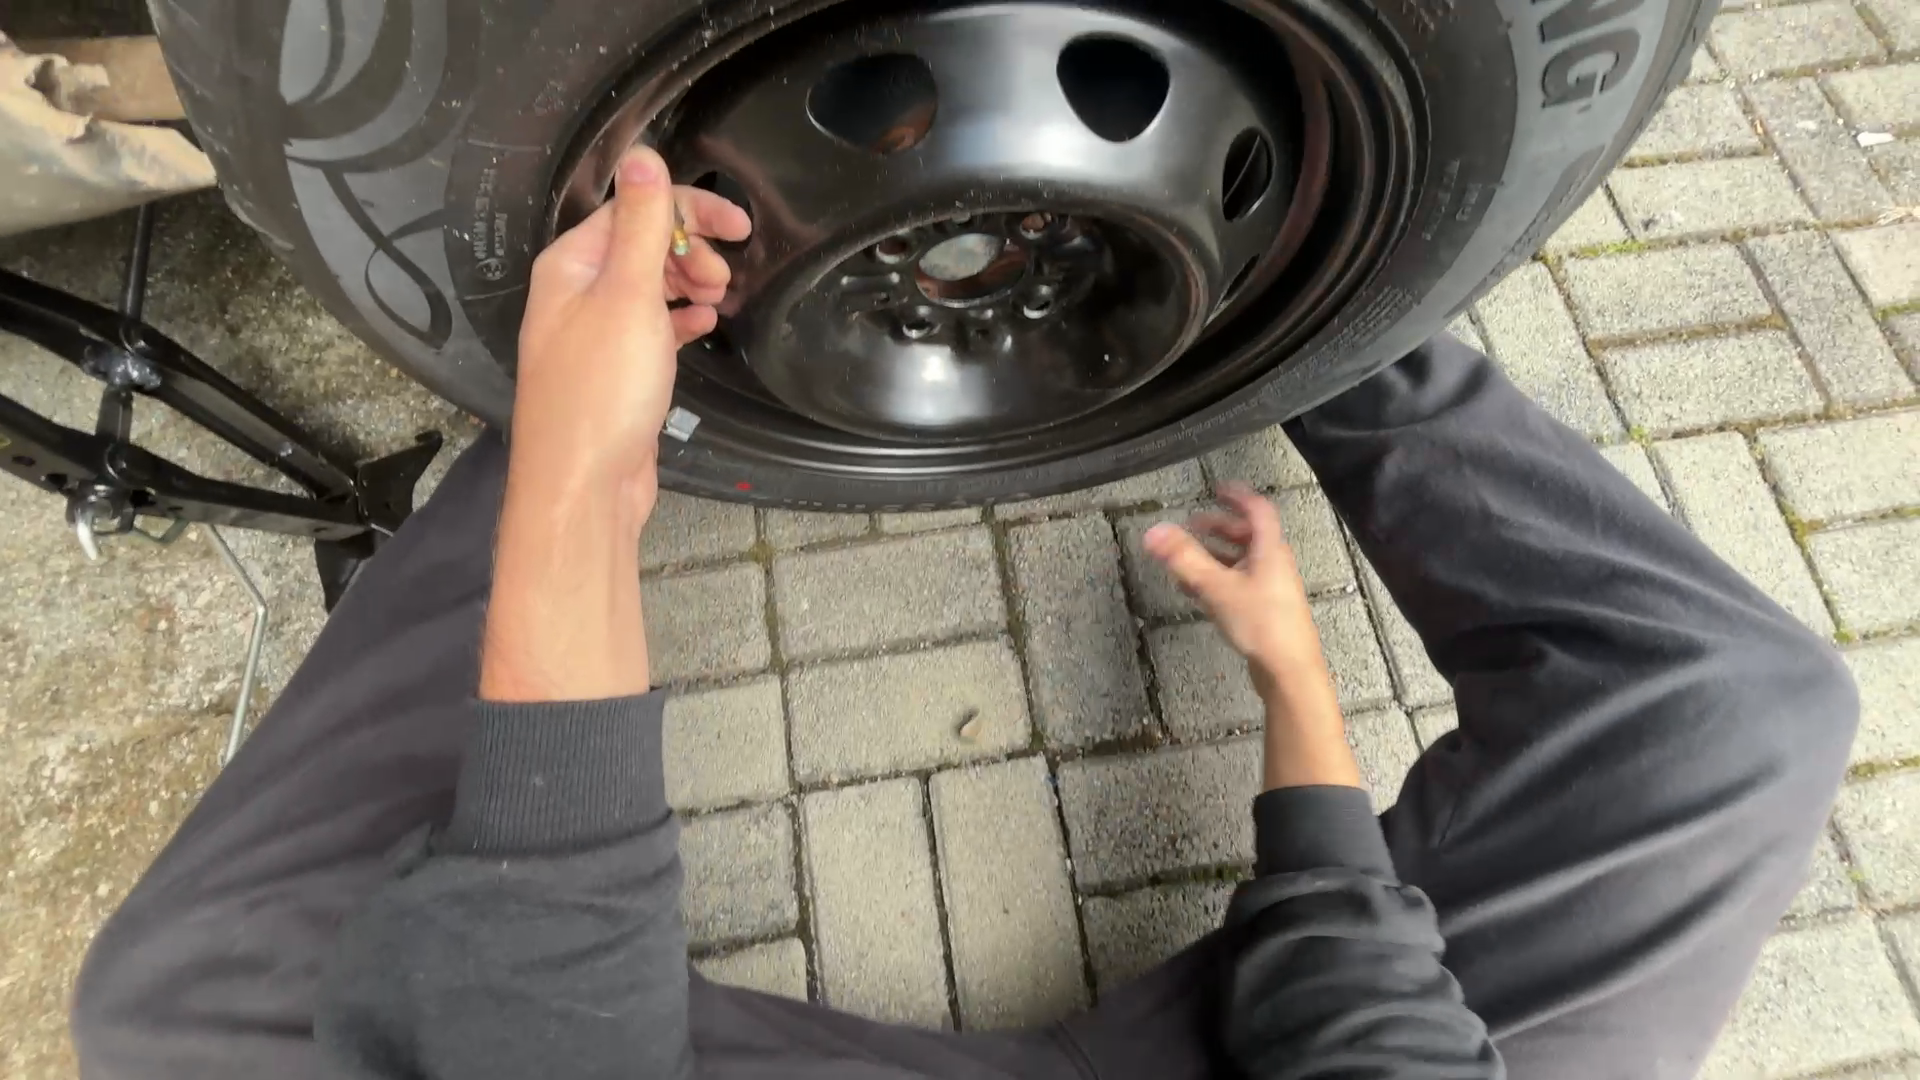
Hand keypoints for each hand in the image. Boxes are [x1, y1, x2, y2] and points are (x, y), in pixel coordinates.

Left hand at [511, 145, 752, 505]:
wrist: (586, 481)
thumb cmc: (603, 390)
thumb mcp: (628, 298)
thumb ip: (640, 227)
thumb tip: (644, 156)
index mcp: (572, 266)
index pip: (633, 212)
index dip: (688, 211)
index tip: (741, 226)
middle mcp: (579, 294)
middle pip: (641, 248)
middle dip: (689, 251)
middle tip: (724, 278)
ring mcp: (598, 335)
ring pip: (649, 290)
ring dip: (687, 285)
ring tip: (718, 299)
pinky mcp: (618, 372)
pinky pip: (652, 329)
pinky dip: (679, 321)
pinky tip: (701, 326)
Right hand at [1144, 485, 1356, 788]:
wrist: (1290, 671)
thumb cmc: (1260, 623)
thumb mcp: (1216, 587)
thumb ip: (1184, 558)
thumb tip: (1152, 531)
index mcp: (1269, 551)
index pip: (1257, 510)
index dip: (1238, 495)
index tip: (1217, 488)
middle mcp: (1274, 565)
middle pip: (1248, 536)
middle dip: (1220, 527)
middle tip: (1194, 524)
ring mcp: (1271, 589)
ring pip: (1242, 561)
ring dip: (1216, 554)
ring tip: (1188, 557)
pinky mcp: (1265, 611)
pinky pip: (1239, 584)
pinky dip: (1217, 579)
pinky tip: (1195, 592)